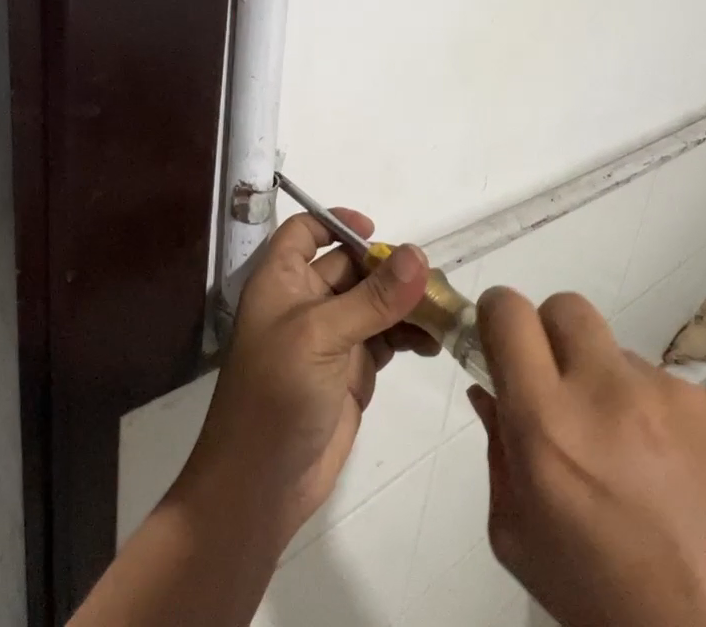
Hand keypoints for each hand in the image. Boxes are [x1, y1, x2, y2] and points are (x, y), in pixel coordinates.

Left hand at [177, 211, 434, 546]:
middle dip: (390, 269)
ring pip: (374, 304)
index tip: (378, 231)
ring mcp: (330, 339)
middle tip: (436, 281)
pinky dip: (410, 336)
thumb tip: (419, 255)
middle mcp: (304, 303)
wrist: (261, 482)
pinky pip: (386, 339)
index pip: (304, 233)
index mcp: (281, 282)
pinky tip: (434, 343)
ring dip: (406, 304)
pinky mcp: (351, 372)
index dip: (335, 223)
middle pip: (350, 266)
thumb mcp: (321, 337)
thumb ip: (372, 298)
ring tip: (444, 313)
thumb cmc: (276, 395)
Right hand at [468, 288, 705, 626]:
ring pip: (619, 356)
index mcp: (548, 424)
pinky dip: (658, 417)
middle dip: (549, 336)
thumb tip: (493, 395)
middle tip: (558, 390)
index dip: (496, 318)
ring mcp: (674, 395)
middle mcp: (609, 391)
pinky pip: (669, 389)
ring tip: (632, 460)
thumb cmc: (609, 600)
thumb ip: (497, 454)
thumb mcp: (519, 539)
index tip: (499, 346)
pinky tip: (675, 475)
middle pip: (565, 308)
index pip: (509, 314)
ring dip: (608, 388)